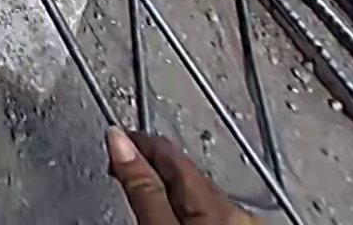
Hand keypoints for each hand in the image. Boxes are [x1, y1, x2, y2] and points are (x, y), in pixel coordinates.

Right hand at [107, 130, 255, 224]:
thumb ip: (142, 186)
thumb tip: (117, 137)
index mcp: (218, 202)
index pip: (165, 149)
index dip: (133, 142)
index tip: (111, 143)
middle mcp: (242, 212)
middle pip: (183, 171)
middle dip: (152, 165)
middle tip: (122, 172)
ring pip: (199, 193)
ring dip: (171, 187)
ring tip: (146, 197)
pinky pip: (212, 213)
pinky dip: (190, 207)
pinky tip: (176, 216)